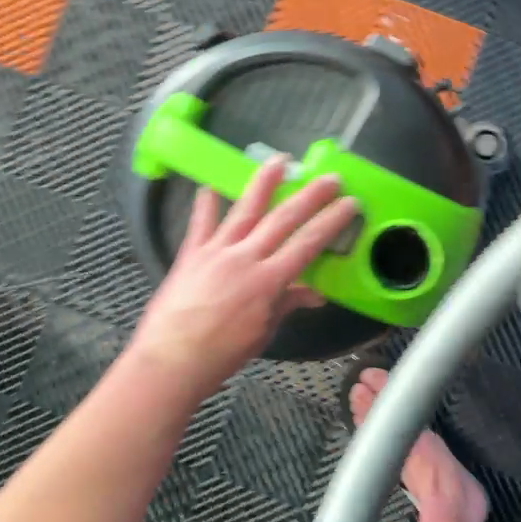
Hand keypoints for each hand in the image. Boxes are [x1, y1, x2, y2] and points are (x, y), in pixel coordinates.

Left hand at [132, 156, 357, 384]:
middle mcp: (246, 258)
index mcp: (269, 281)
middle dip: (310, 196)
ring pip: (245, 210)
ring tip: (279, 161)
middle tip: (330, 178)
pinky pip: (200, 224)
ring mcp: (216, 252)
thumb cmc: (222, 354)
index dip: (332, 221)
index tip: (349, 203)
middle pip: (283, 219)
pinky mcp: (190, 255)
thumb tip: (314, 294)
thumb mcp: (264, 332)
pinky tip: (209, 185)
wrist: (170, 361)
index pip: (308, 243)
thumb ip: (287, 305)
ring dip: (263, 183)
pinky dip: (205, 204)